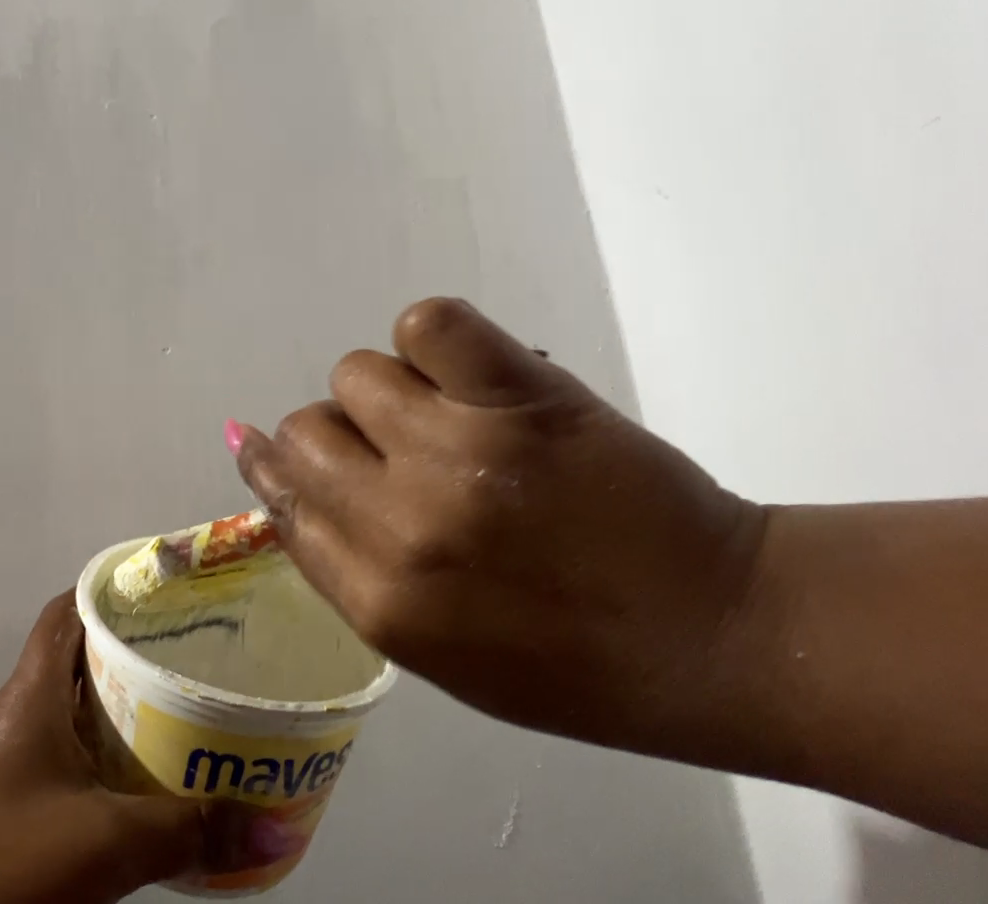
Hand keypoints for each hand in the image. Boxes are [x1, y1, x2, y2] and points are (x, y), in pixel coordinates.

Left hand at [0, 593, 247, 903]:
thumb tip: (276, 832)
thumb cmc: (4, 860)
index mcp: (31, 695)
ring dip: (129, 705)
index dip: (111, 590)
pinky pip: (77, 752)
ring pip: (80, 708)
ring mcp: (16, 758)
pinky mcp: (20, 799)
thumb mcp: (104, 842)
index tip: (167, 591)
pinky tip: (153, 778)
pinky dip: (116, 752)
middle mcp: (20, 714)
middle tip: (200, 650)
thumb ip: (188, 831)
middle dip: (137, 650)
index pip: (65, 611)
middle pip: (81, 656)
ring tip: (191, 707)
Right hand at [232, 298, 780, 770]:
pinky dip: (435, 339)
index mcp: (379, 601)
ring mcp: (461, 454)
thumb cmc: (569, 662)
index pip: (284, 500)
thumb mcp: (431, 646)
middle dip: (338, 436)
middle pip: (306, 429)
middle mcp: (402, 526)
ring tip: (452, 415)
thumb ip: (346, 570)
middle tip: (397, 448)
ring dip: (392, 392)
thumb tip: (273, 479)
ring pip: (358, 374)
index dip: (274, 466)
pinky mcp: (524, 399)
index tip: (272, 446)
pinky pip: (428, 325)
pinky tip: (470, 370)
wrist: (715, 637)